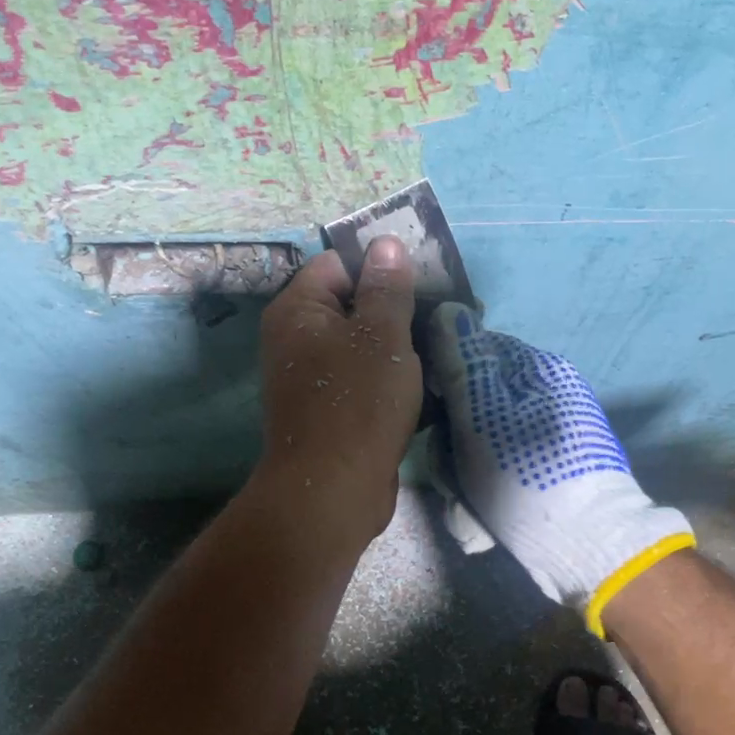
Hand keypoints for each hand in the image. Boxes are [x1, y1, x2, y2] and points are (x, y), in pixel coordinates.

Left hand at [253, 238, 421, 549]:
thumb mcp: (381, 335)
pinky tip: (423, 388)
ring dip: (397, 350)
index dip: (379, 268)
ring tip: (438, 350)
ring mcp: (310, 379)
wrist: (332, 491)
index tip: (421, 283)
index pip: (338, 265)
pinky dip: (389, 381)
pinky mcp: (328, 411)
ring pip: (361, 346)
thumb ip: (386, 288)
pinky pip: (362, 380)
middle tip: (439, 318)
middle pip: (351, 305)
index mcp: (297, 311)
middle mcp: (295, 339)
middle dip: (395, 311)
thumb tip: (386, 242)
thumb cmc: (356, 403)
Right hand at [423, 303, 693, 636]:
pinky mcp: (553, 467)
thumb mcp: (480, 418)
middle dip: (452, 441)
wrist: (584, 546)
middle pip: (474, 401)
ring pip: (483, 439)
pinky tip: (484, 515)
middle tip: (451, 476)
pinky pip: (502, 466)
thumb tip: (447, 309)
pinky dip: (486, 490)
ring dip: (464, 473)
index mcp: (537, 368)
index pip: (472, 350)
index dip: (444, 381)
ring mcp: (551, 432)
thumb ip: (460, 364)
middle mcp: (547, 393)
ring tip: (468, 506)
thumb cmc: (525, 475)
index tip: (433, 418)